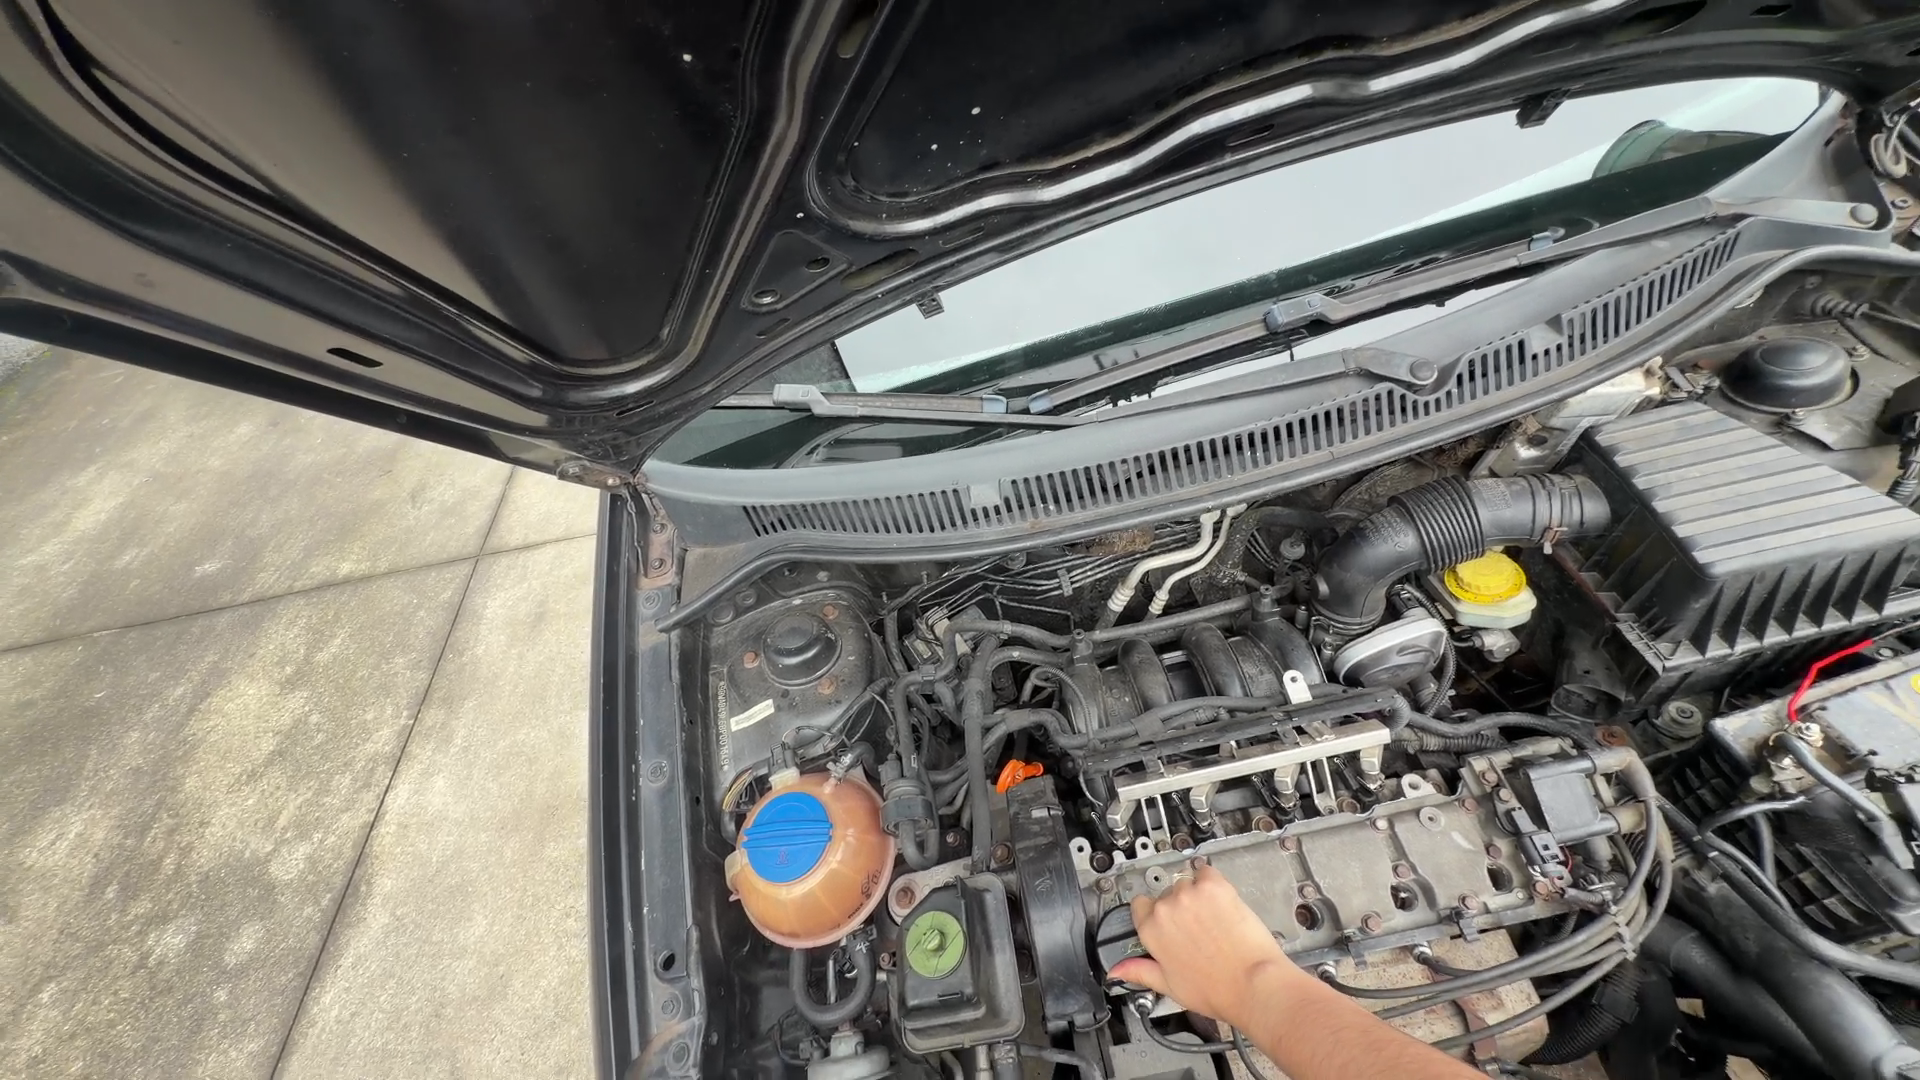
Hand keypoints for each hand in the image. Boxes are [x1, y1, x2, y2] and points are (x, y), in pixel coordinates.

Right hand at [1106, 859, 1304, 1028]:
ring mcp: (1190, 893)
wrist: (1254, 985)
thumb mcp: (1170, 986)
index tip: (1168, 923)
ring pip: (1187, 884)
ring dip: (1197, 896)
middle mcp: (1166, 907)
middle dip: (1179, 908)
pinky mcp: (1214, 885)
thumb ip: (1138, 971)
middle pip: (1167, 895)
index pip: (1140, 905)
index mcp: (1151, 929)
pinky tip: (1221, 903)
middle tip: (1198, 929)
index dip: (1155, 915)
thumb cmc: (1217, 990)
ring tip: (1214, 920)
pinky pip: (1206, 871)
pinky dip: (1212, 882)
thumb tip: (1116, 970)